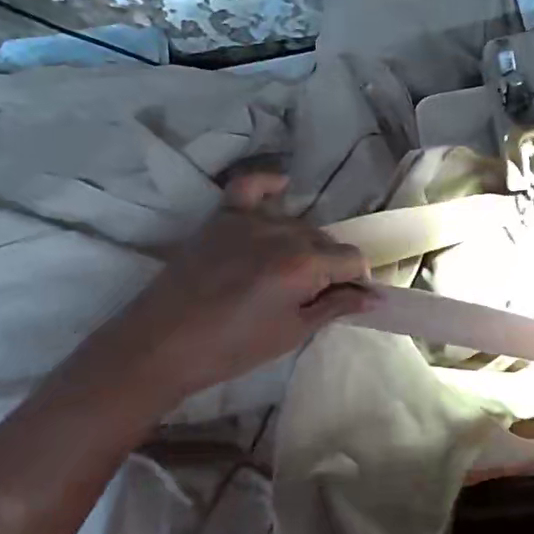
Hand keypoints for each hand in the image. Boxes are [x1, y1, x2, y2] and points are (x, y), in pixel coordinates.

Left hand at [91, 172, 371, 407]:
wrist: (161, 344)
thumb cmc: (231, 348)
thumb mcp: (291, 333)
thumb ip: (335, 306)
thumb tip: (372, 297)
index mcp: (303, 264)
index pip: (352, 258)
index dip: (357, 280)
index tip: (348, 298)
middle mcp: (282, 233)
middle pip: (325, 239)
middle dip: (331, 265)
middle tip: (315, 295)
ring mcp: (249, 220)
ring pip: (296, 222)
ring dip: (304, 243)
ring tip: (289, 272)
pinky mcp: (221, 217)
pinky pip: (251, 187)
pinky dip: (269, 185)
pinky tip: (282, 187)